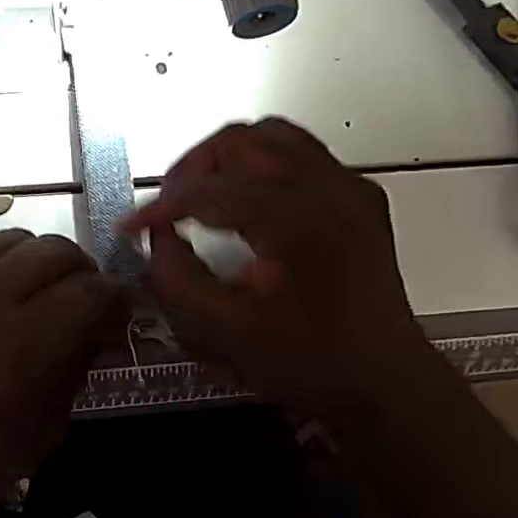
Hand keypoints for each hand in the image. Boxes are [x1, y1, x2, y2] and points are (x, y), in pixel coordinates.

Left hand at [0, 229, 129, 517]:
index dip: (117, 301)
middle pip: (57, 250)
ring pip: (12, 238)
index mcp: (29, 338)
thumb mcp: (41, 435)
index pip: (95, 290)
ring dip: (36, 261)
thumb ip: (73, 373)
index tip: (117, 317)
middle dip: (83, 274)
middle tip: (82, 304)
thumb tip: (91, 335)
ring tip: (34, 294)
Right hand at [125, 118, 438, 414]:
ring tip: (201, 195)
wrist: (386, 383)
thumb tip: (157, 235)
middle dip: (189, 171)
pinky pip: (297, 150)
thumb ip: (176, 278)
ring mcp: (347, 187)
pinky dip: (257, 161)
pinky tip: (244, 197)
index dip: (157, 207)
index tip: (130, 227)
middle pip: (238, 142)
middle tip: (167, 208)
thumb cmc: (307, 362)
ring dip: (223, 158)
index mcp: (297, 224)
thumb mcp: (224, 332)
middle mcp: (327, 191)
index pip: (207, 192)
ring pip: (268, 134)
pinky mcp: (356, 193)